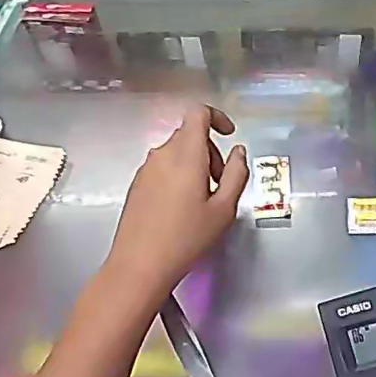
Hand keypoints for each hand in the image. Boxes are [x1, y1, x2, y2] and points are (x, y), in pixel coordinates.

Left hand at [105, 104, 248, 294]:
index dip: (217, 117)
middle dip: (210, 151)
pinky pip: (162, 167)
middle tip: (220, 183)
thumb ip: (237, 174)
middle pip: (189, 134)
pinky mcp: (136, 185)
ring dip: (194, 165)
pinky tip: (182, 208)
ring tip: (203, 200)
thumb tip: (239, 153)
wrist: (139, 264)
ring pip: (176, 152)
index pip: (198, 112)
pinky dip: (178, 175)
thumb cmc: (185, 238)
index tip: (228, 135)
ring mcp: (145, 169)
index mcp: (185, 154)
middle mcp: (162, 155)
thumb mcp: (224, 209)